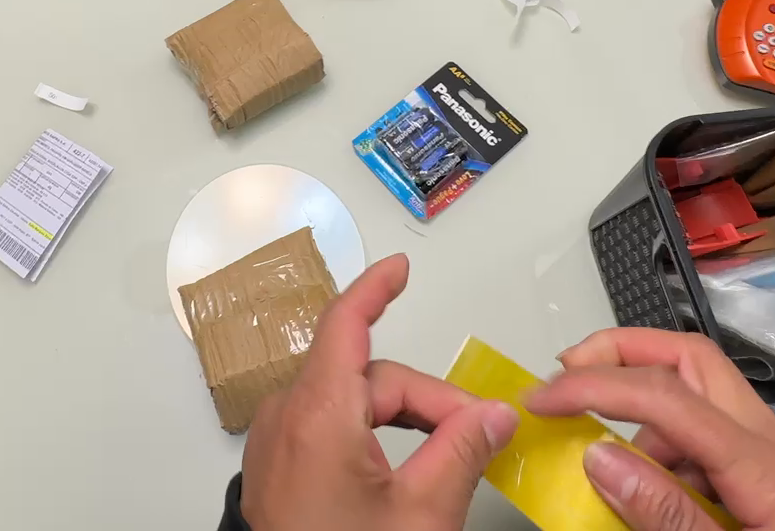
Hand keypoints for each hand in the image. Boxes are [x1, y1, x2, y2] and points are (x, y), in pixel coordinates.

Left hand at [240, 254, 519, 530]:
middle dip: (427, 399)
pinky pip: (330, 422)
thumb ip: (461, 451)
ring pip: (352, 401)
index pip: (346, 321)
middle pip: (368, 375)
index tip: (402, 269)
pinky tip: (402, 467)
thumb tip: (497, 413)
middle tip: (481, 432)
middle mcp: (289, 411)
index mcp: (318, 410)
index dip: (376, 288)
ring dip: (402, 418)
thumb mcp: (420, 515)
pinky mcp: (277, 459)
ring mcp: (278, 436)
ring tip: (450, 454)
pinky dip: (371, 432)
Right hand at [524, 329, 774, 530]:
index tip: (541, 401)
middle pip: (688, 356)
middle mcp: (773, 446)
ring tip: (606, 461)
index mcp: (767, 468)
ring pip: (696, 393)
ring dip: (640, 409)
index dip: (593, 386)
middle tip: (569, 373)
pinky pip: (709, 436)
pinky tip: (653, 497)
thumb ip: (669, 517)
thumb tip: (596, 458)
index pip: (664, 393)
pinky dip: (666, 449)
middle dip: (619, 350)